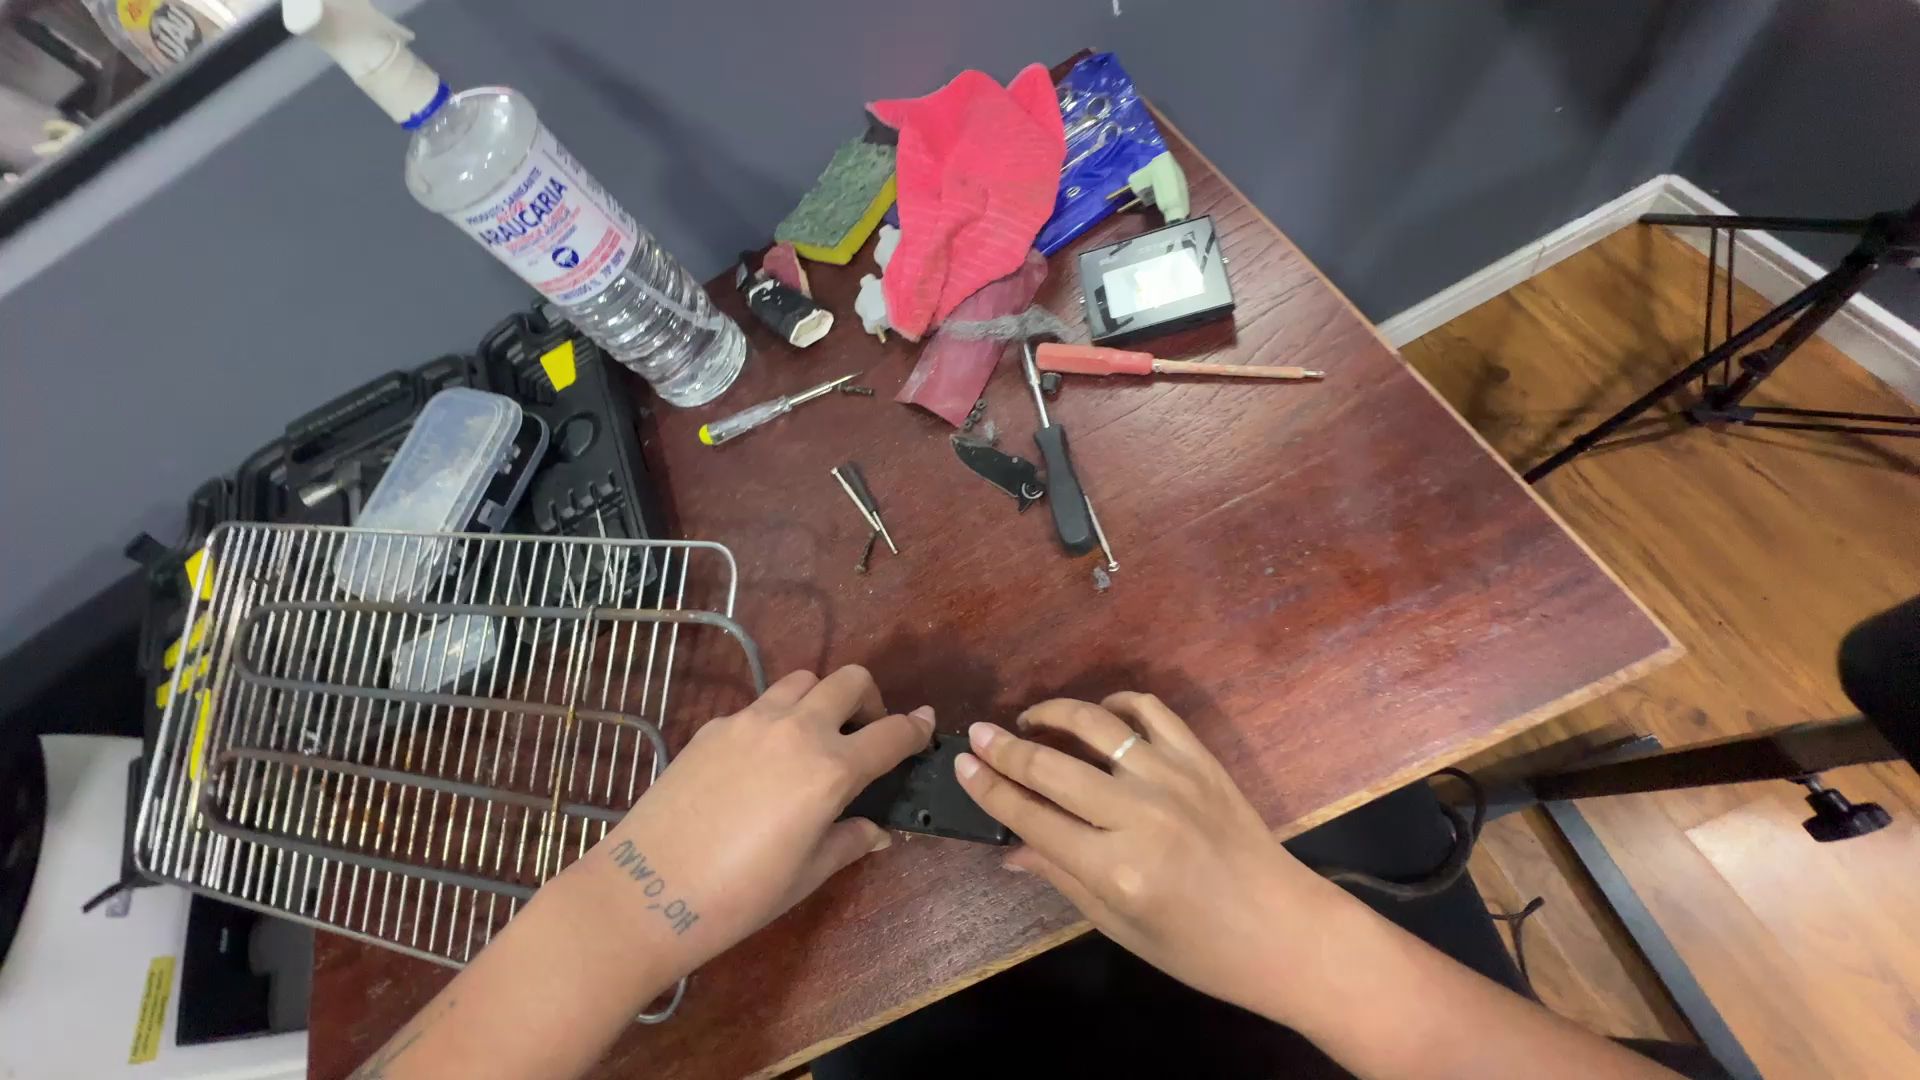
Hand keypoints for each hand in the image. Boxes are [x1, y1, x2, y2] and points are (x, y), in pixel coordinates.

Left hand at [579, 666, 931, 973]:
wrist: (645, 891)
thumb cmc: (737, 896)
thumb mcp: (805, 875)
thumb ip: (848, 841)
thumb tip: (875, 831)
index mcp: (831, 770)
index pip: (892, 734)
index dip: (916, 728)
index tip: (925, 724)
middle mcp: (797, 730)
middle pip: (850, 680)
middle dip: (869, 699)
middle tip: (862, 734)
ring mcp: (752, 720)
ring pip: (803, 680)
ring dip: (821, 699)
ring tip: (811, 737)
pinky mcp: (715, 725)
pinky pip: (760, 704)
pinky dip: (776, 718)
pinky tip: (758, 761)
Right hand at [953, 692, 1344, 1016]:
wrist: (1285, 932)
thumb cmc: (1197, 948)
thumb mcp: (1119, 927)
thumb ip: (1060, 876)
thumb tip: (1008, 845)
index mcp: (1115, 869)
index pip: (1032, 816)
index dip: (990, 787)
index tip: (962, 764)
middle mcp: (1139, 815)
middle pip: (1052, 766)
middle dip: (1004, 746)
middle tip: (977, 733)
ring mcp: (1173, 778)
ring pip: (1095, 724)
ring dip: (1053, 713)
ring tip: (1031, 719)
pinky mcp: (1200, 758)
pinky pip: (1150, 710)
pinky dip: (1117, 704)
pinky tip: (1099, 716)